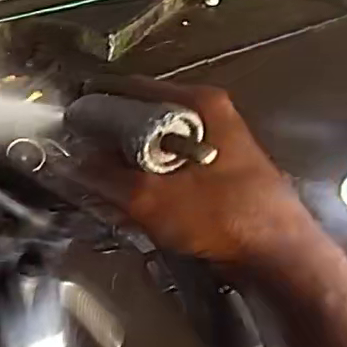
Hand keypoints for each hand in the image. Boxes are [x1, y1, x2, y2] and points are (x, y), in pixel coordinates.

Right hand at [78, 77, 329, 272]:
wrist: (279, 256)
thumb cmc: (219, 216)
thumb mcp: (150, 196)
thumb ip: (104, 176)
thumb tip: (69, 161)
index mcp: (198, 105)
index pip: (130, 90)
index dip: (95, 106)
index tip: (68, 125)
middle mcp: (206, 117)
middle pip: (140, 120)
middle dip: (107, 144)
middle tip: (79, 163)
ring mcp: (212, 145)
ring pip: (151, 148)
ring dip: (125, 169)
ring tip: (100, 189)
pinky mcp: (214, 173)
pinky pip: (166, 169)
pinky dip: (145, 183)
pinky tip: (129, 205)